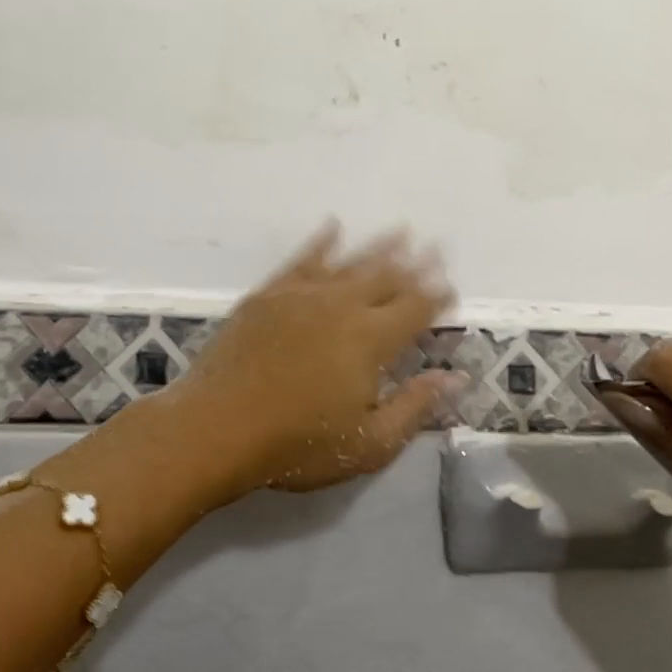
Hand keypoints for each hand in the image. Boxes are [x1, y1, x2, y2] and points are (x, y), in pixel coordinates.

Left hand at [169, 223, 466, 497]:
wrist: (218, 425)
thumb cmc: (297, 444)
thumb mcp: (367, 444)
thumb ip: (414, 406)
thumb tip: (453, 377)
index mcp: (371, 340)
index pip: (415, 308)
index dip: (437, 296)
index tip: (450, 287)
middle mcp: (341, 306)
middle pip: (386, 277)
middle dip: (414, 262)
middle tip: (433, 247)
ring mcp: (302, 295)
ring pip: (350, 262)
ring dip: (378, 246)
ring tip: (399, 230)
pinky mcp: (269, 294)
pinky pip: (303, 258)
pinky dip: (322, 241)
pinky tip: (332, 227)